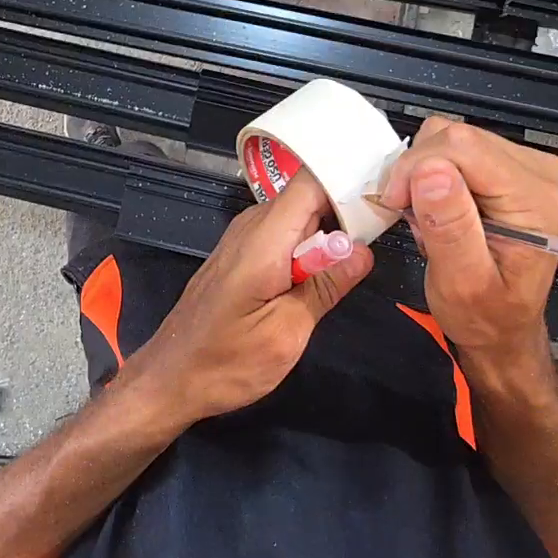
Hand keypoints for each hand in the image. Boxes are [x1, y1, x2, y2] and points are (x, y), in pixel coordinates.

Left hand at [120, 173, 374, 427]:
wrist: (170, 377)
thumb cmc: (227, 361)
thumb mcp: (286, 332)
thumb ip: (326, 286)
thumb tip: (364, 250)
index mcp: (264, 238)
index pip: (312, 180)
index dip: (350, 183)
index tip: (386, 201)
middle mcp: (252, 226)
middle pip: (309, 196)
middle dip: (347, 210)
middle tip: (387, 231)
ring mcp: (244, 238)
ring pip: (299, 216)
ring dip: (330, 232)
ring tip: (364, 253)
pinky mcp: (242, 253)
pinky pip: (284, 233)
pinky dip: (309, 246)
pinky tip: (328, 269)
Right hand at [375, 118, 557, 361]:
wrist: (503, 331)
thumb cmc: (485, 315)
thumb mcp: (462, 283)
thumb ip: (449, 227)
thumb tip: (429, 171)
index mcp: (535, 197)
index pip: (461, 145)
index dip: (415, 168)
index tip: (396, 205)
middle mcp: (537, 171)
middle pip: (454, 136)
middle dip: (416, 172)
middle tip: (411, 217)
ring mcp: (523, 164)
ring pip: (448, 136)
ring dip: (421, 173)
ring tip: (426, 217)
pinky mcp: (505, 165)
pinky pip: (452, 147)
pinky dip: (429, 172)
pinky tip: (434, 205)